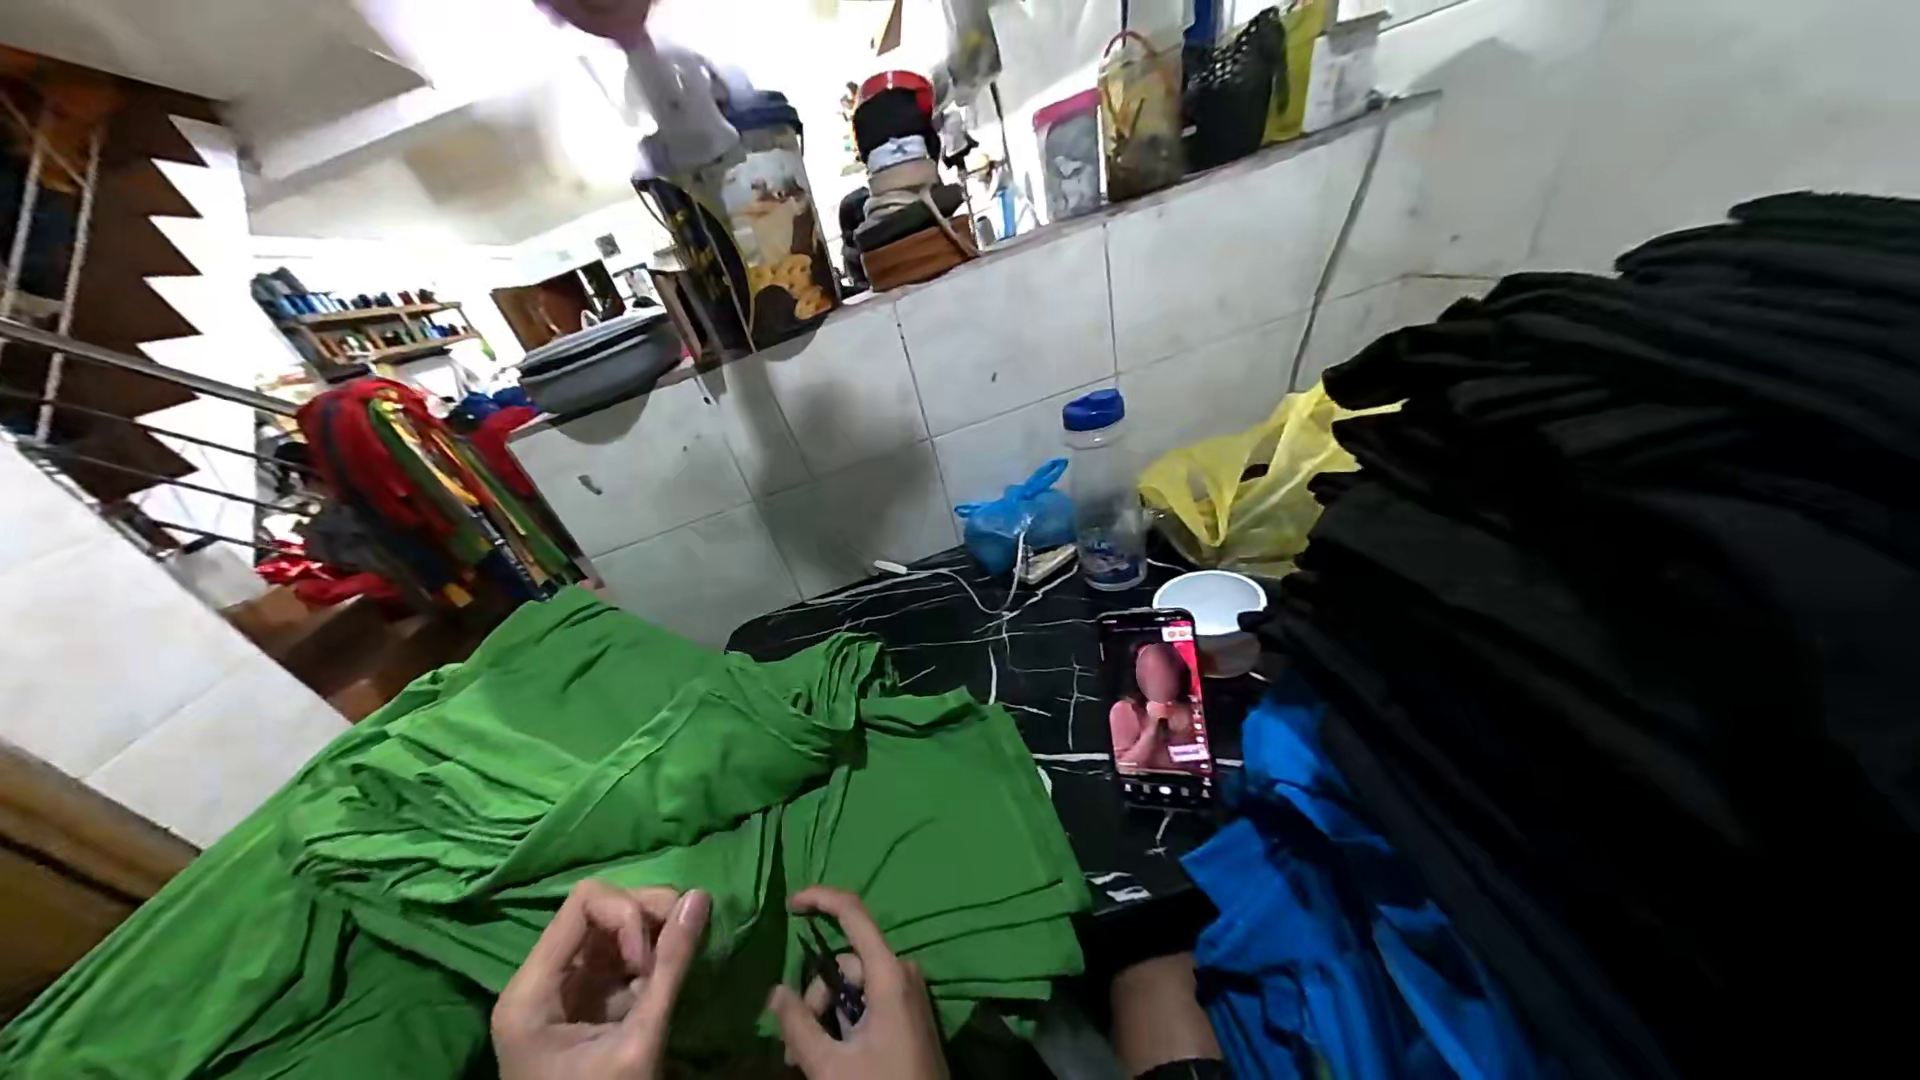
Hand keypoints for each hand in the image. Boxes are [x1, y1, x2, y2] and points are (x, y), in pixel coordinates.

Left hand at [492, 879, 710, 1079]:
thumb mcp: (638, 1042)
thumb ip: (670, 967)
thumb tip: (701, 895)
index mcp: (533, 989)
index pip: (585, 901)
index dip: (627, 913)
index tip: (645, 961)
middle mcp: (542, 976)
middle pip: (602, 905)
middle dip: (646, 919)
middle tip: (669, 957)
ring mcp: (565, 984)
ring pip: (616, 920)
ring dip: (653, 933)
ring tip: (667, 970)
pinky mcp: (587, 994)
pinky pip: (622, 947)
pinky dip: (652, 951)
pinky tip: (662, 979)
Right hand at [766, 887, 948, 1079]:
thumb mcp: (831, 1066)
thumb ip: (799, 1026)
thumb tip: (775, 991)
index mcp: (889, 971)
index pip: (853, 913)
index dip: (821, 898)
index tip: (790, 903)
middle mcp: (901, 969)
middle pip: (846, 965)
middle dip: (815, 1000)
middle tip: (792, 1051)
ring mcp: (908, 989)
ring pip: (854, 986)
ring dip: (827, 1016)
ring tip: (807, 1062)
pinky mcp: (909, 1009)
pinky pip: (869, 999)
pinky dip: (846, 1019)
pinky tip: (831, 1055)